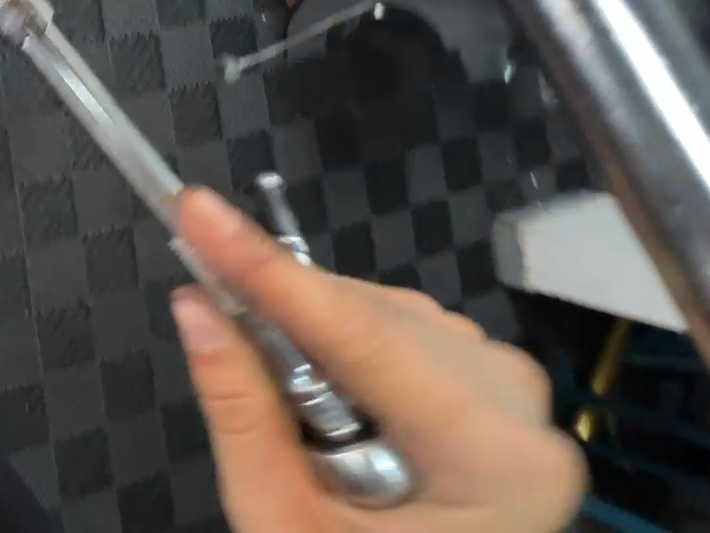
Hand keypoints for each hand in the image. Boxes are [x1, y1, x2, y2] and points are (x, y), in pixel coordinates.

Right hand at [171, 187, 586, 532]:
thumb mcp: (279, 518)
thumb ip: (238, 409)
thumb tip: (192, 304)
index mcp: (487, 459)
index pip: (356, 334)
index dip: (264, 268)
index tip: (192, 207)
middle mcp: (517, 409)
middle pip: (365, 313)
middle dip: (279, 302)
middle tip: (211, 304)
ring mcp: (510, 391)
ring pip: (373, 307)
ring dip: (302, 320)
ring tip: (278, 386)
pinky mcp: (490, 384)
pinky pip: (389, 319)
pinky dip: (330, 330)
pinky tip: (315, 379)